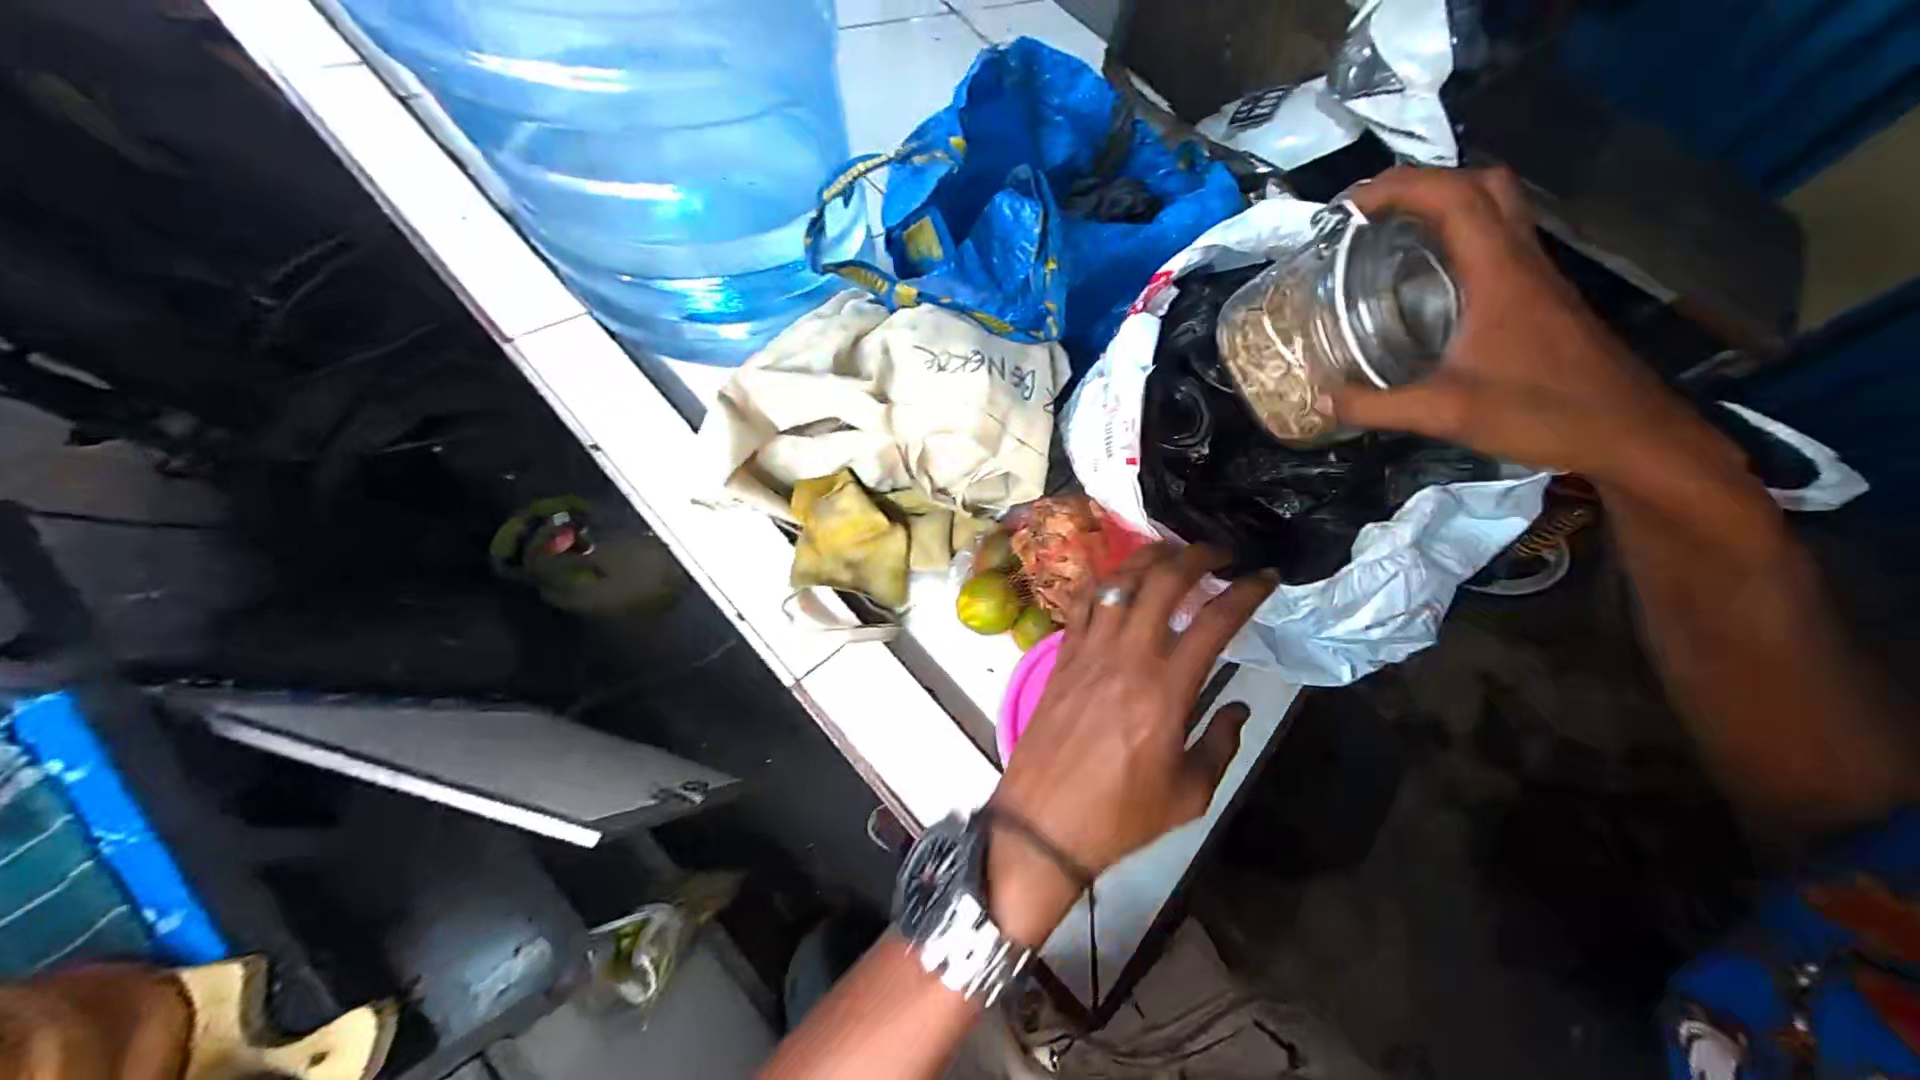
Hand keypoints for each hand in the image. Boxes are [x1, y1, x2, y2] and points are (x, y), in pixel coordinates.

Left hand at [983, 544, 1274, 942]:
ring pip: (1118, 583)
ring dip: (1148, 559)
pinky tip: (1117, 579)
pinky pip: (1081, 604)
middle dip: (1196, 557)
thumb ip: (1221, 744)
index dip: (1246, 592)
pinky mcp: (1061, 657)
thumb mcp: (1189, 793)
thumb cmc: (1120, 815)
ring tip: (1171, 551)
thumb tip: (1238, 708)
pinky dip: (1103, 582)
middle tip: (1218, 553)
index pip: (1215, 622)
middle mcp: (1126, 656)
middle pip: (1163, 583)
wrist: (1043, 821)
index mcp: (1166, 689)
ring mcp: (1088, 652)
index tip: (1265, 577)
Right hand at [1333, 166, 1744, 486]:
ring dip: (1443, 204)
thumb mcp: (1444, 415)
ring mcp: (1534, 276)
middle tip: (1371, 211)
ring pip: (1495, 209)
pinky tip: (1424, 276)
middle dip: (1423, 183)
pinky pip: (1495, 242)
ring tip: (1390, 234)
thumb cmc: (1542, 414)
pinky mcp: (1537, 296)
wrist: (1626, 431)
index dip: (1400, 186)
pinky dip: (1457, 237)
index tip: (1349, 205)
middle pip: (1482, 186)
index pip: (1455, 198)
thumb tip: (1321, 402)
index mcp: (1499, 274)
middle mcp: (1520, 261)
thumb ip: (1376, 407)